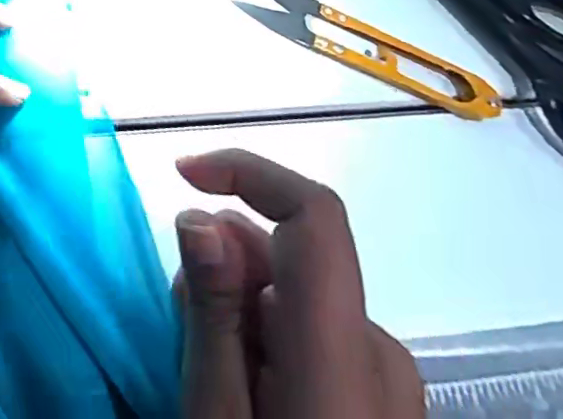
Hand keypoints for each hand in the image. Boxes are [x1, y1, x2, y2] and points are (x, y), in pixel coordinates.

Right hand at [172, 150, 423, 418]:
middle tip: (177, 320)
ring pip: (293, 290)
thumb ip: (214, 313)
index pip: (315, 213)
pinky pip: (310, 325)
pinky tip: (240, 384)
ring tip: (205, 367)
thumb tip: (199, 215)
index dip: (250, 170)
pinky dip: (262, 329)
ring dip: (238, 301)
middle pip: (289, 255)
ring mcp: (385, 374)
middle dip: (221, 259)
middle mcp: (378, 348)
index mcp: (342, 351)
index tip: (181, 172)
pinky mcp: (378, 392)